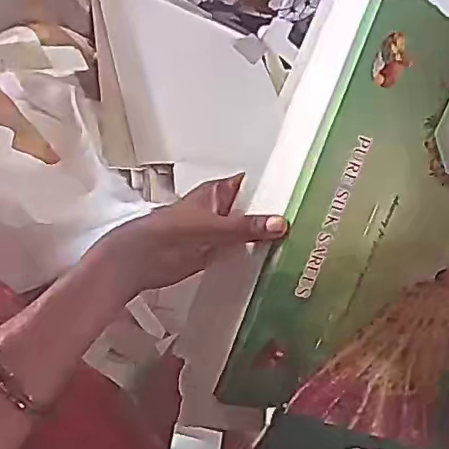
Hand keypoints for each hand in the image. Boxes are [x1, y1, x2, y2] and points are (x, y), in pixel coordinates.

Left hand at [87, 174, 286, 296]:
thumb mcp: (212, 227)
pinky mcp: (216, 255)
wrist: (140, 260)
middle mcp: (221, 211)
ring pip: (249, 233)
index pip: (253, 184)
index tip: (300, 193)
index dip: (274, 187)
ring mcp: (219, 234)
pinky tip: (276, 263)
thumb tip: (281, 223)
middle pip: (254, 211)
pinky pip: (241, 254)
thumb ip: (246, 227)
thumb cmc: (169, 231)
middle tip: (308, 224)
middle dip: (275, 217)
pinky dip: (255, 257)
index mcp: (218, 193)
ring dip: (266, 239)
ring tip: (300, 244)